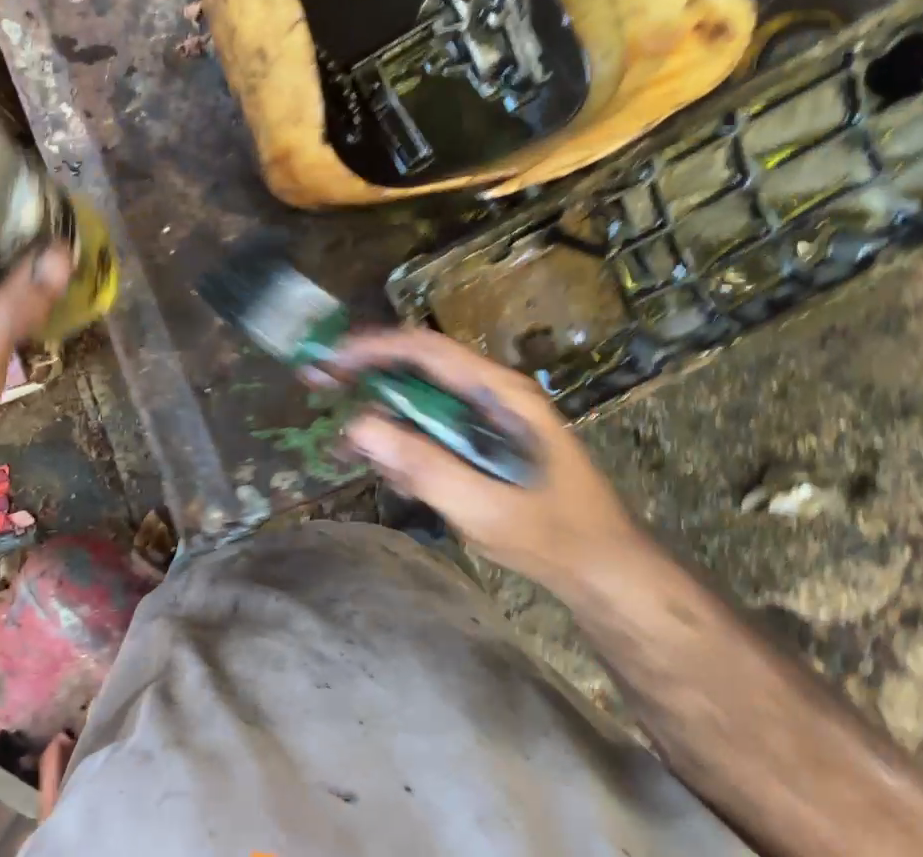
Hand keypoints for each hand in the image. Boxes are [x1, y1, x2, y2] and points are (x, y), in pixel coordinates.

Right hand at [332, 328, 652, 592]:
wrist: (605, 572)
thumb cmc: (553, 537)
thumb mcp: (485, 507)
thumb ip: (423, 466)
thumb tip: (358, 425)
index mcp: (500, 395)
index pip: (427, 351)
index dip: (373, 348)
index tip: (328, 361)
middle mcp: (490, 397)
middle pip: (417, 369)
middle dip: (365, 377)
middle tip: (317, 388)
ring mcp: (486, 421)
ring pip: (419, 402)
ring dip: (378, 416)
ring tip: (343, 447)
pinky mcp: (481, 446)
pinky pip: (430, 431)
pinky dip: (400, 444)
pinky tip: (387, 472)